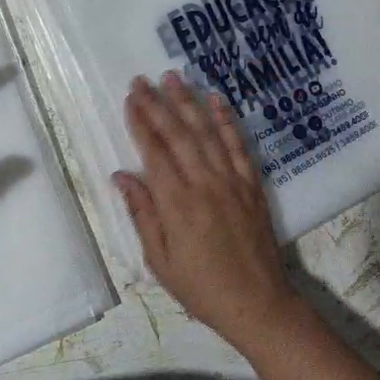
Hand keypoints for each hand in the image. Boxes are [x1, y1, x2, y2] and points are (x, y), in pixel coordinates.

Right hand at [114, 72, 302, 352]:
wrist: (258, 303)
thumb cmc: (201, 288)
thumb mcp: (160, 260)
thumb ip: (142, 214)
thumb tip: (121, 176)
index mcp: (177, 203)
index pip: (154, 152)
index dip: (140, 123)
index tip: (129, 100)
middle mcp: (204, 183)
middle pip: (178, 134)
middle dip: (157, 104)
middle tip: (142, 80)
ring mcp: (232, 181)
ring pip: (207, 132)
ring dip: (188, 102)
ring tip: (173, 77)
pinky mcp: (252, 185)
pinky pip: (239, 145)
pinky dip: (226, 120)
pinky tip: (217, 99)